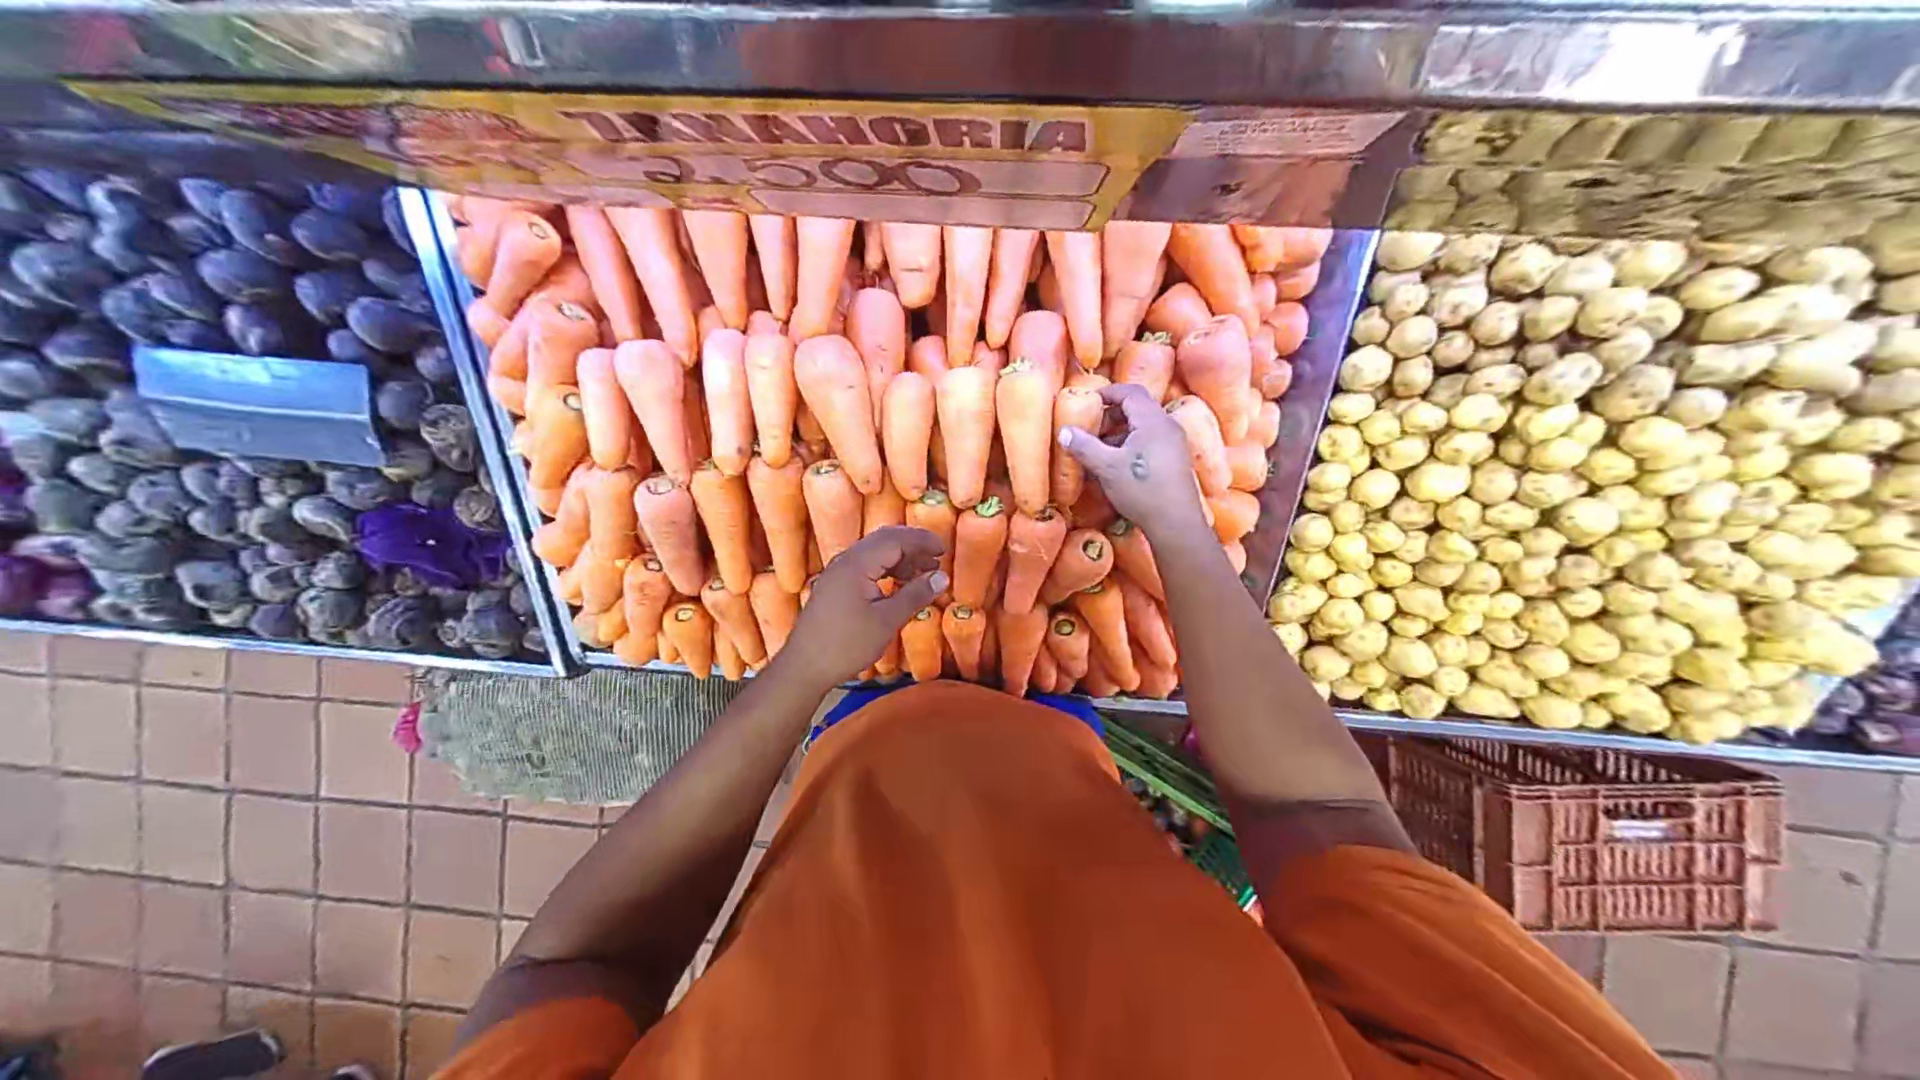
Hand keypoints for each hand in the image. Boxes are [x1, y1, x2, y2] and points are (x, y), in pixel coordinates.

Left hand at [778, 525, 948, 686]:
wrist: (805, 667)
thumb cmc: (847, 644)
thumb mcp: (887, 621)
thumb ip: (915, 595)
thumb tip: (941, 577)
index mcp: (856, 563)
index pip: (894, 540)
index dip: (921, 541)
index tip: (943, 550)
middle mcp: (845, 561)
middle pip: (883, 540)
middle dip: (912, 545)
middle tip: (936, 557)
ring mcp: (838, 572)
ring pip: (874, 553)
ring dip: (900, 558)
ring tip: (923, 572)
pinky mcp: (835, 586)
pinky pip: (865, 566)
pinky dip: (886, 569)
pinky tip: (900, 583)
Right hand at [1059, 383, 1207, 541]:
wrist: (1176, 523)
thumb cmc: (1142, 490)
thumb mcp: (1106, 467)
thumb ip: (1084, 446)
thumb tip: (1064, 431)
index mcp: (1153, 420)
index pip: (1130, 392)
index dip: (1107, 393)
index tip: (1088, 400)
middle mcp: (1167, 426)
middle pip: (1137, 407)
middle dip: (1110, 414)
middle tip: (1090, 428)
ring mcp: (1174, 443)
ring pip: (1143, 426)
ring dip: (1119, 431)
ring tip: (1099, 448)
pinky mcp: (1175, 460)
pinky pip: (1150, 440)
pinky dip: (1130, 443)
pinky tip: (1116, 464)